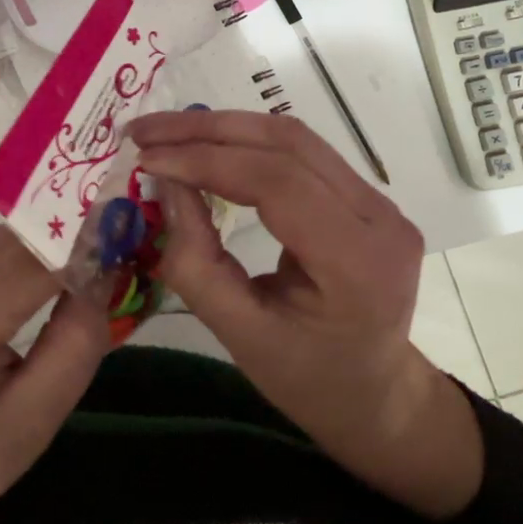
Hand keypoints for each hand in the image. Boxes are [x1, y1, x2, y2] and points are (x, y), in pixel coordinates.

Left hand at [0, 231, 110, 523]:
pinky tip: (29, 295)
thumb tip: (101, 276)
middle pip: (18, 241)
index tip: (127, 252)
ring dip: (40, 254)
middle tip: (111, 266)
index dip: (86, 249)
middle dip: (67, 247)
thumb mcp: (34, 420)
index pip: (37, 259)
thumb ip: (75, 345)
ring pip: (0, 240)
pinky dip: (12, 263)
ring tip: (75, 284)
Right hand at [128, 110, 482, 518]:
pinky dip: (242, 141)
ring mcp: (378, 200)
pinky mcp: (364, 193)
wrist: (374, 395)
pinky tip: (202, 145)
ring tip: (163, 134)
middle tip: (142, 133)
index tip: (146, 159)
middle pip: (286, 144)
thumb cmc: (306, 378)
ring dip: (221, 128)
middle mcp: (380, 218)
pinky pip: (297, 151)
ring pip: (291, 136)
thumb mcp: (240, 335)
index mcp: (358, 263)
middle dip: (205, 131)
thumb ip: (196, 262)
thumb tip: (164, 184)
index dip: (206, 161)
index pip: (277, 182)